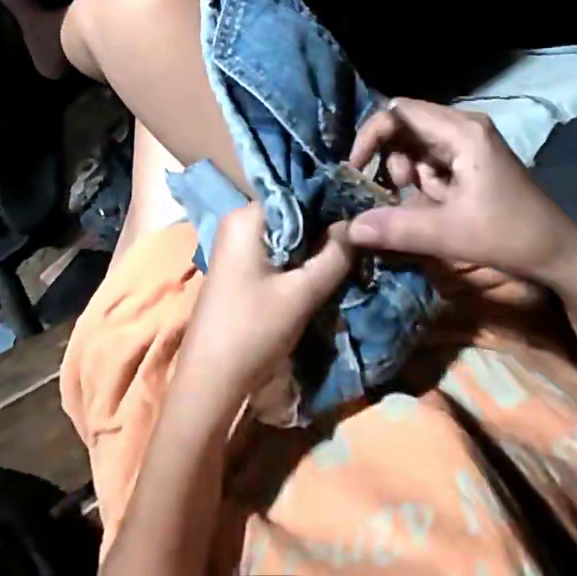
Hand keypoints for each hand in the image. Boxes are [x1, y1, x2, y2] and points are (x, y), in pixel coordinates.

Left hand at [180, 203, 353, 405]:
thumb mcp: (303, 293)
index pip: (299, 191)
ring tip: (353, 249)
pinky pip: (279, 250)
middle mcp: (239, 222)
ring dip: (316, 244)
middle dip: (327, 224)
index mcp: (247, 216)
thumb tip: (361, 223)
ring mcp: (238, 244)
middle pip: (295, 212)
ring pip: (289, 233)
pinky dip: (301, 258)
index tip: (365, 211)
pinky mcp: (242, 267)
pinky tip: (327, 267)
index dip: (333, 200)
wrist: (210, 384)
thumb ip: (335, 255)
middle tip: (364, 234)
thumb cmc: (253, 331)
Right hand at [346, 98, 576, 288]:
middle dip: (392, 159)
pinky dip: (424, 182)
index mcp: (463, 132)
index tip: (358, 168)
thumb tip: (350, 228)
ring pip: (416, 145)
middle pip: (406, 126)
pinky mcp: (471, 159)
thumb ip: (397, 228)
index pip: (400, 112)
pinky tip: (439, 207)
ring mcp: (469, 142)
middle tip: (398, 192)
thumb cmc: (510, 235)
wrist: (559, 252)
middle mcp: (464, 127)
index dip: (372, 134)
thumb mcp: (450, 234)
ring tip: (426, 205)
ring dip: (409, 174)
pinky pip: (431, 160)